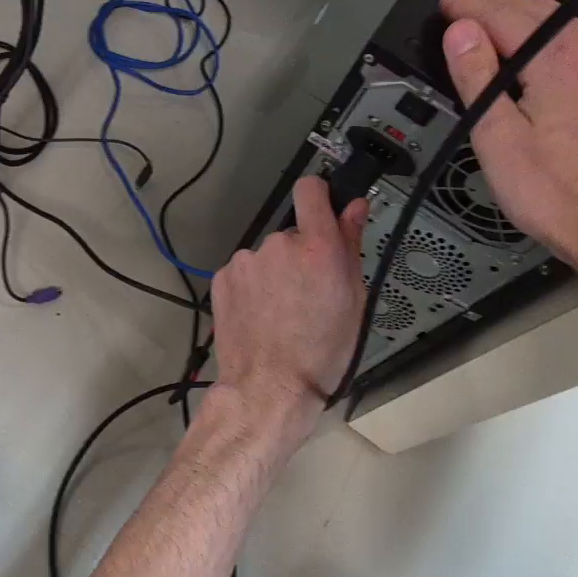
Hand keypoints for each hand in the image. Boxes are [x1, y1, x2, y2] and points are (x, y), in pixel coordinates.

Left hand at [210, 175, 368, 418]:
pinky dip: (252, 288)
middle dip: (300, 254)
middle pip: (291, 233)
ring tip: (282, 312)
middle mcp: (278, 245)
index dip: (318, 197)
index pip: (311, 189)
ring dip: (274, 273)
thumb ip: (352, 246)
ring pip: (266, 256)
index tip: (323, 212)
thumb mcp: (354, 301)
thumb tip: (354, 208)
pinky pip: (244, 273)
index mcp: (318, 247)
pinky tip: (261, 316)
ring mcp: (246, 262)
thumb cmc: (319, 353)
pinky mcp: (223, 279)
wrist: (269, 387)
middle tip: (308, 292)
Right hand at [438, 0, 577, 284]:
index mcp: (558, 60)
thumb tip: (462, 32)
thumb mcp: (497, 140)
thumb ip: (477, 79)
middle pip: (540, 12)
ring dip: (531, 19)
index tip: (448, 7)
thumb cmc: (559, 197)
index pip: (504, 17)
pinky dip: (561, 40)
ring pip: (569, 28)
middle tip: (470, 5)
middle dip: (500, 5)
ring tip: (504, 20)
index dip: (470, 10)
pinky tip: (551, 54)